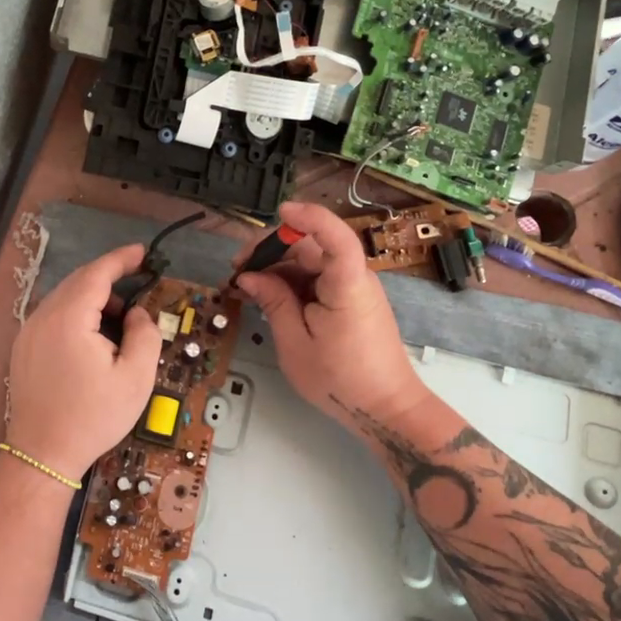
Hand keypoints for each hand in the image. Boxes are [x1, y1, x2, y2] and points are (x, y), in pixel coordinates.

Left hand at [7, 244, 164, 479]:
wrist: (42, 453)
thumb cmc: (93, 417)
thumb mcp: (135, 378)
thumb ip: (145, 335)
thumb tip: (137, 314)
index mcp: (68, 318)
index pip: (96, 274)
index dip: (121, 259)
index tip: (143, 252)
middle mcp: (42, 317)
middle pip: (77, 282)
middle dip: (108, 279)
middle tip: (138, 287)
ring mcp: (27, 332)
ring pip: (63, 299)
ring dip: (92, 299)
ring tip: (120, 321)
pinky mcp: (22, 348)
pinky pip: (52, 316)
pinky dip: (75, 314)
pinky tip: (92, 338)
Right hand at [234, 202, 427, 428]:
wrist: (385, 408)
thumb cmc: (341, 380)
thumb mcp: (295, 344)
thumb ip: (273, 303)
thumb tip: (250, 277)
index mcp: (346, 285)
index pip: (335, 237)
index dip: (310, 217)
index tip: (280, 212)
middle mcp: (354, 278)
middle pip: (311, 246)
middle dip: (270, 250)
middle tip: (236, 271)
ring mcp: (353, 287)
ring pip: (310, 262)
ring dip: (276, 268)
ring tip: (244, 287)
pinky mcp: (349, 300)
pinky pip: (316, 279)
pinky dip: (290, 283)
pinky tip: (266, 297)